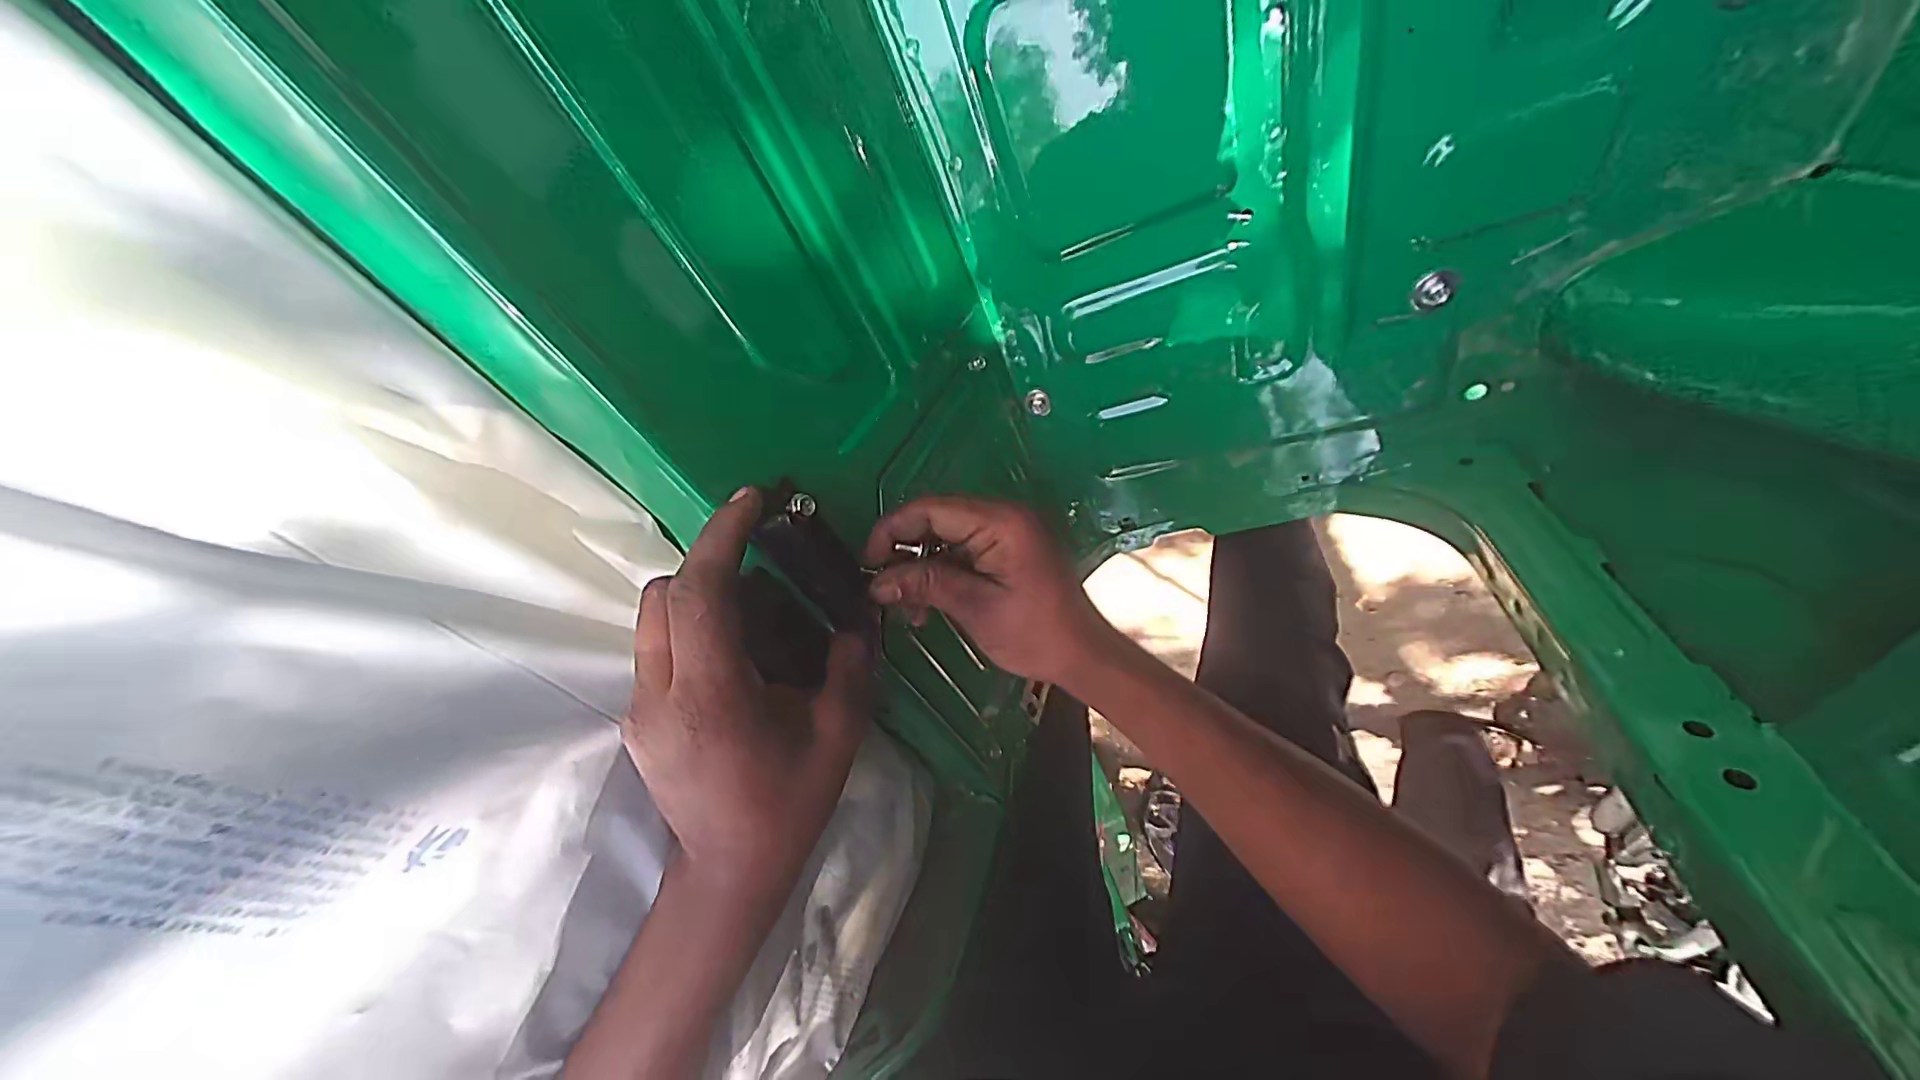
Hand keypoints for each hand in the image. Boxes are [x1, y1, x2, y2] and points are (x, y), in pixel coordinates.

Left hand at [622, 487, 872, 893]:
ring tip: (755, 625)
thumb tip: (856, 610)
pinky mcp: (636, 717)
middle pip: (665, 592)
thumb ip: (850, 661)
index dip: (723, 534)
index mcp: (711, 695)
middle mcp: (658, 694)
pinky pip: (657, 646)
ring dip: (702, 598)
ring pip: (654, 616)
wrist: (729, 871)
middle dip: (713, 564)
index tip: (752, 499)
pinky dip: (695, 630)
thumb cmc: (788, 803)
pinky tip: (737, 662)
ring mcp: (638, 707)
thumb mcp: (839, 731)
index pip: (699, 591)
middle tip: (765, 577)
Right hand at [863, 496, 1119, 688]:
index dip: (892, 530)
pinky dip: (939, 573)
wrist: (1082, 653)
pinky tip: (926, 606)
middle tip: (883, 588)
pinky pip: (960, 551)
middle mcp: (1003, 516)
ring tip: (907, 607)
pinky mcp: (1005, 550)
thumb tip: (877, 582)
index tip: (869, 562)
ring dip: (920, 567)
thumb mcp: (976, 608)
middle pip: (935, 520)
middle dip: (904, 552)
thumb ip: (926, 585)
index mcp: (1001, 522)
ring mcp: (1005, 532)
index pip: (931, 509)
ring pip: (944, 537)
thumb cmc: (1036, 633)